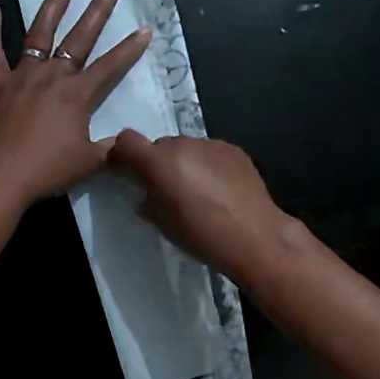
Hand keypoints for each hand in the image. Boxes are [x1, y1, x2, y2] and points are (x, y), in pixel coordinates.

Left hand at [0, 0, 148, 205]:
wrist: (0, 176)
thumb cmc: (48, 169)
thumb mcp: (90, 162)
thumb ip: (111, 147)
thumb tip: (129, 142)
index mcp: (78, 95)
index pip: (110, 67)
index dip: (130, 49)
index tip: (146, 29)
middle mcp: (53, 76)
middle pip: (79, 38)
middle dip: (98, 11)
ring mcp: (23, 76)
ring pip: (40, 33)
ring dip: (54, 5)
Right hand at [106, 130, 294, 279]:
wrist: (256, 236)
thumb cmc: (204, 236)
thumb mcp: (164, 224)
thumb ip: (148, 200)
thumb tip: (147, 192)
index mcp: (161, 162)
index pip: (126, 142)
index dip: (123, 156)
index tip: (128, 174)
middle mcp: (185, 145)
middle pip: (161, 146)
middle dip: (159, 164)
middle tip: (169, 192)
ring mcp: (213, 144)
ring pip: (187, 148)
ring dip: (186, 164)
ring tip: (199, 192)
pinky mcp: (235, 150)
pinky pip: (211, 153)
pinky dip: (208, 165)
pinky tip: (221, 189)